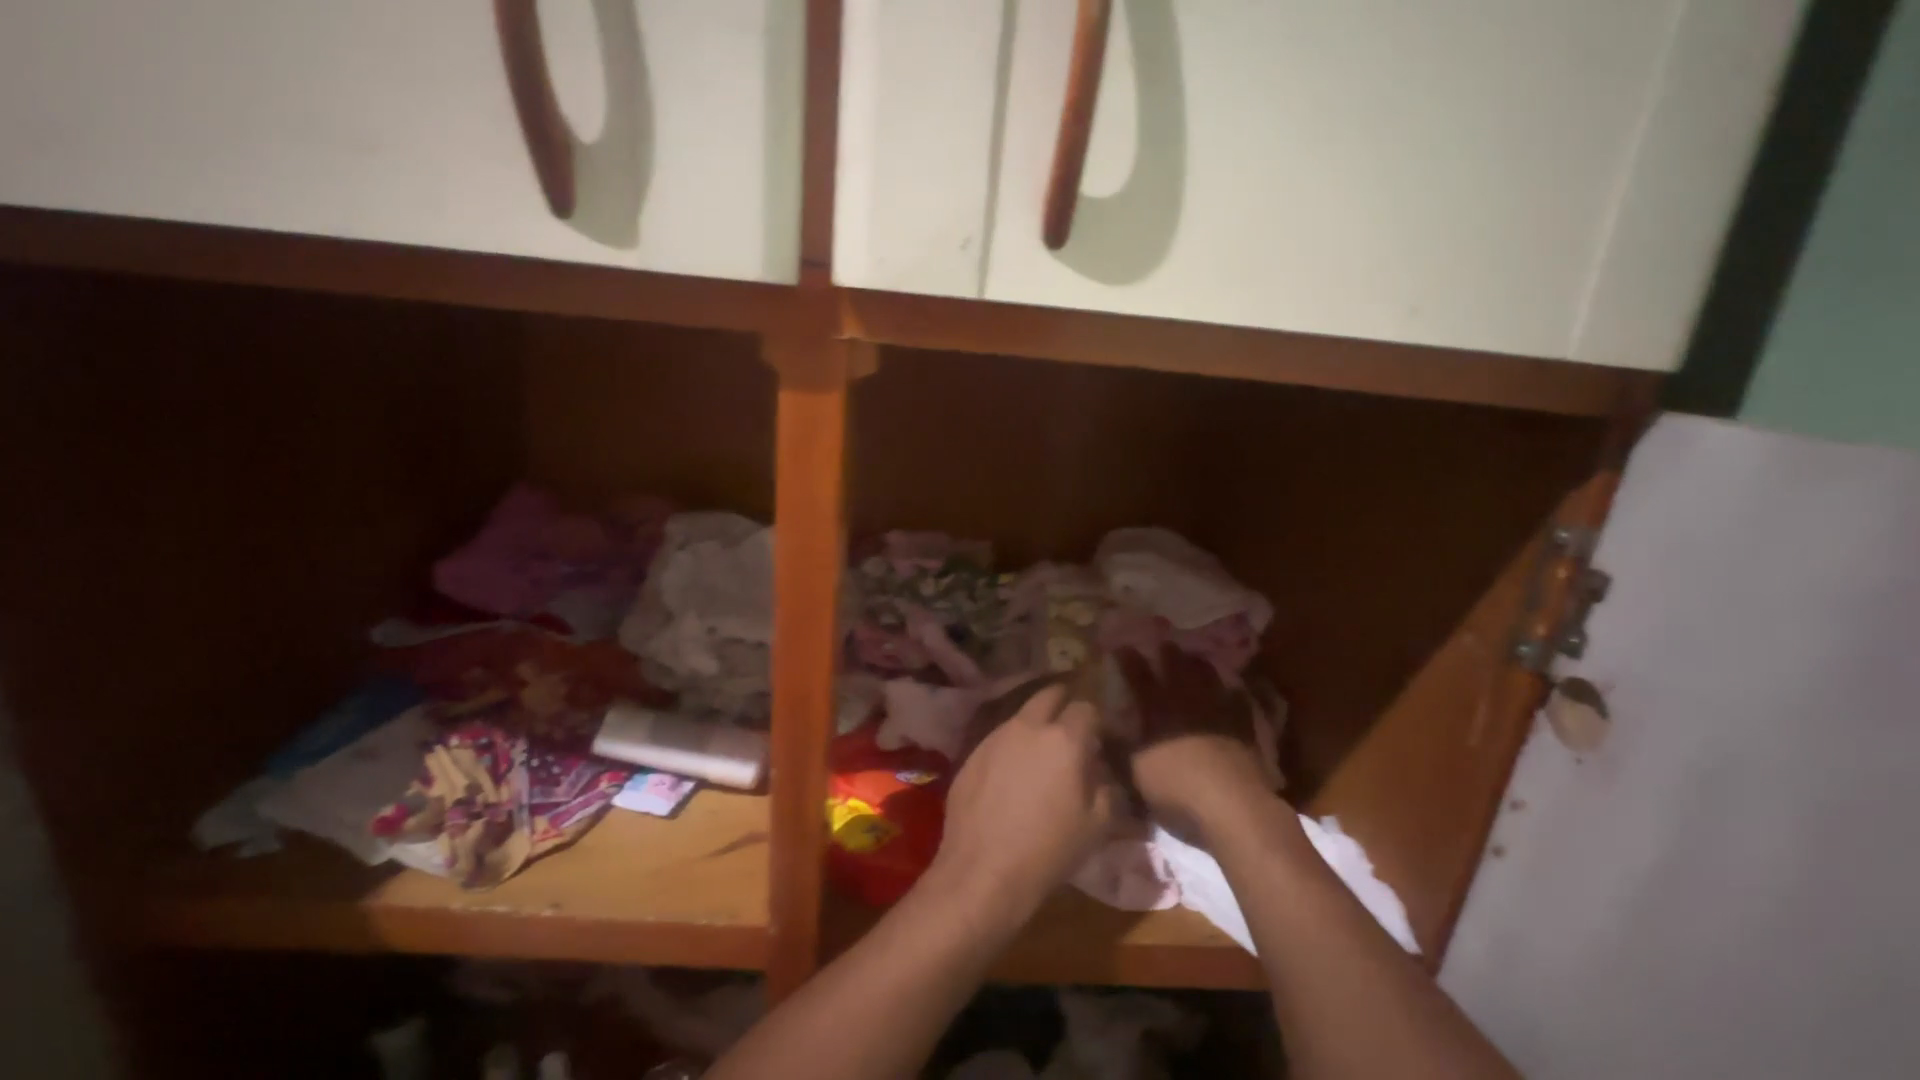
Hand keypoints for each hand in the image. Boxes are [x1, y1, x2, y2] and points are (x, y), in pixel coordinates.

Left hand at [933, 681, 1118, 918]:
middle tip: (1072, 733)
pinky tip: (1011, 777)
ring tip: (1041, 756)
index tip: (1102, 739)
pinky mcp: (970, 756)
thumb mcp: (1098, 824)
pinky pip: (998, 741)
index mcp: (1064, 738)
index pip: (1087, 707)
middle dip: (1063, 706)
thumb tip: (1099, 769)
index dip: (1097, 721)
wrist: (983, 871)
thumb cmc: (1049, 849)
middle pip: (1049, 695)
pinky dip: (1011, 749)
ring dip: (1035, 727)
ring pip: (1020, 717)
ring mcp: (994, 739)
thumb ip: (1106, 786)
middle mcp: (1027, 727)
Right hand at [1118, 644, 1274, 838]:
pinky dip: (1232, 692)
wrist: (1231, 805)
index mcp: (1157, 711)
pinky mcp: (1244, 728)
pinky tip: (1232, 690)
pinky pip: (1238, 701)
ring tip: (1194, 658)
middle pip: (1177, 669)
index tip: (1122, 646)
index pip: (1139, 677)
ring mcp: (1219, 712)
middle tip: (1163, 643)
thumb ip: (1118, 750)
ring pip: (1209, 678)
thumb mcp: (1134, 773)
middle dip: (1168, 654)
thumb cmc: (1174, 789)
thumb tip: (1102, 730)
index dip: (1129, 661)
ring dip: (1199, 666)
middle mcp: (1187, 702)